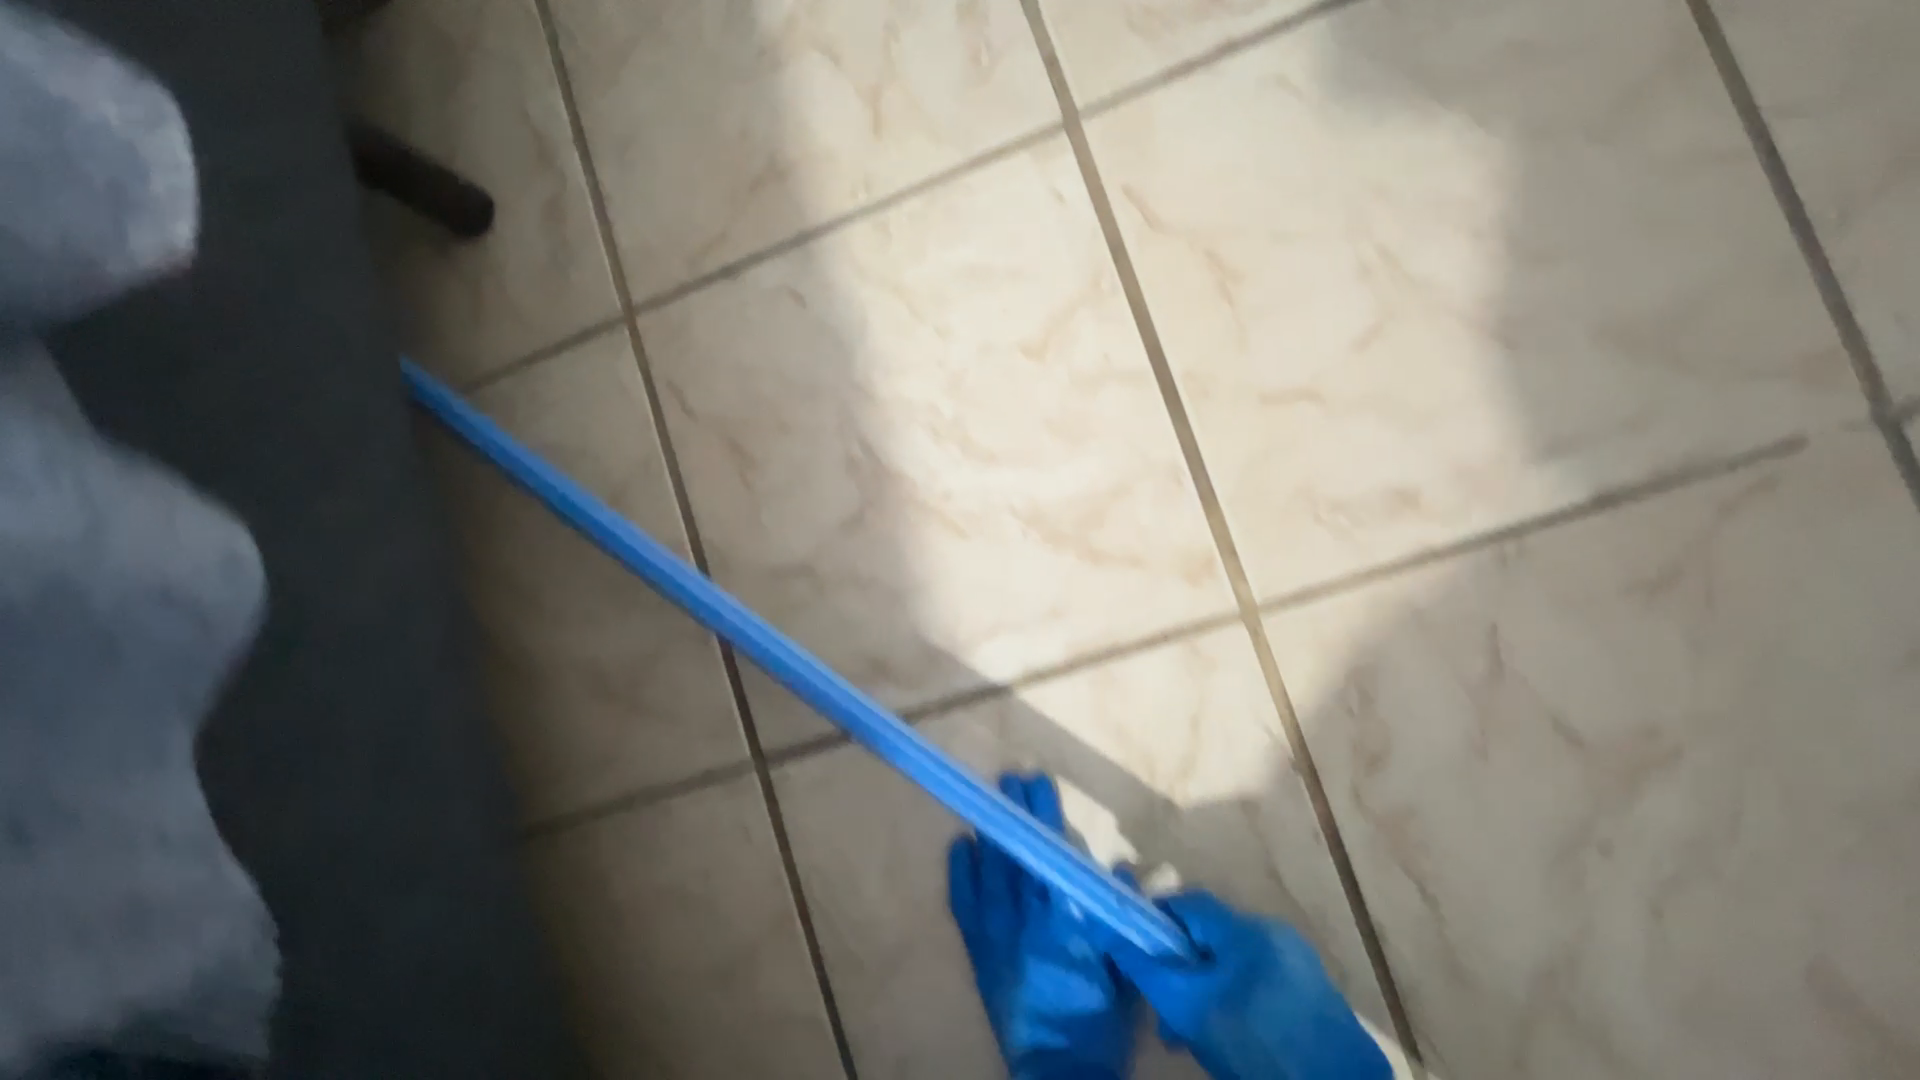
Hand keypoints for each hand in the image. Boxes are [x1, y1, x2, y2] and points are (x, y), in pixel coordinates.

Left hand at [948, 772, 1137, 1079]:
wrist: (1056, 1070)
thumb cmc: (1098, 1022)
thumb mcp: (1123, 972)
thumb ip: (1120, 921)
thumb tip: (1121, 871)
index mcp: (1064, 919)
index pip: (1051, 852)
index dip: (1043, 814)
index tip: (1039, 782)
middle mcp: (1025, 917)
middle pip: (1017, 852)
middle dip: (1014, 813)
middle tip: (1010, 779)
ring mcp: (996, 933)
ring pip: (989, 870)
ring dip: (990, 833)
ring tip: (990, 803)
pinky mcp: (979, 952)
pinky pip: (964, 903)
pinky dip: (961, 873)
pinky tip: (960, 846)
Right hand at [1107, 891, 1391, 1079]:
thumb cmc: (1254, 1043)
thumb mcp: (1188, 1006)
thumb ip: (1145, 965)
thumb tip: (1109, 929)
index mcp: (1247, 928)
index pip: (1186, 903)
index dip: (1153, 923)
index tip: (1134, 956)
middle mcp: (1275, 935)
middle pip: (1208, 937)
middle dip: (1178, 968)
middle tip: (1162, 1011)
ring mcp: (1299, 967)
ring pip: (1231, 966)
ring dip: (1203, 991)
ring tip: (1190, 1034)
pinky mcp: (1313, 998)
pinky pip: (1258, 986)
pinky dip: (1234, 1004)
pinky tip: (1227, 1038)